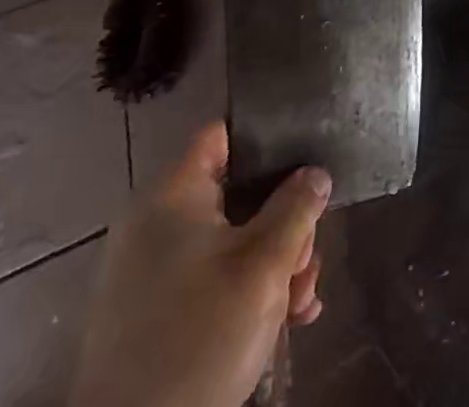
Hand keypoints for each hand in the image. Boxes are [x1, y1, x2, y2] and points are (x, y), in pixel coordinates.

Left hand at [70, 122, 331, 406]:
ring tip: (301, 301)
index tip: (310, 158)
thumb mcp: (265, 263)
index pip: (223, 135)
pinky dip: (250, 287)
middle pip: (240, 193)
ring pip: (234, 238)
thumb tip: (315, 173)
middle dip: (285, 223)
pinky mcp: (156, 306)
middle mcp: (156, 221)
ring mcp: (152, 266)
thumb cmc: (201, 333)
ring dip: (277, 263)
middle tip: (307, 261)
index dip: (269, 138)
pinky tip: (285, 317)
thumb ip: (297, 207)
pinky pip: (214, 273)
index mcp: (172, 195)